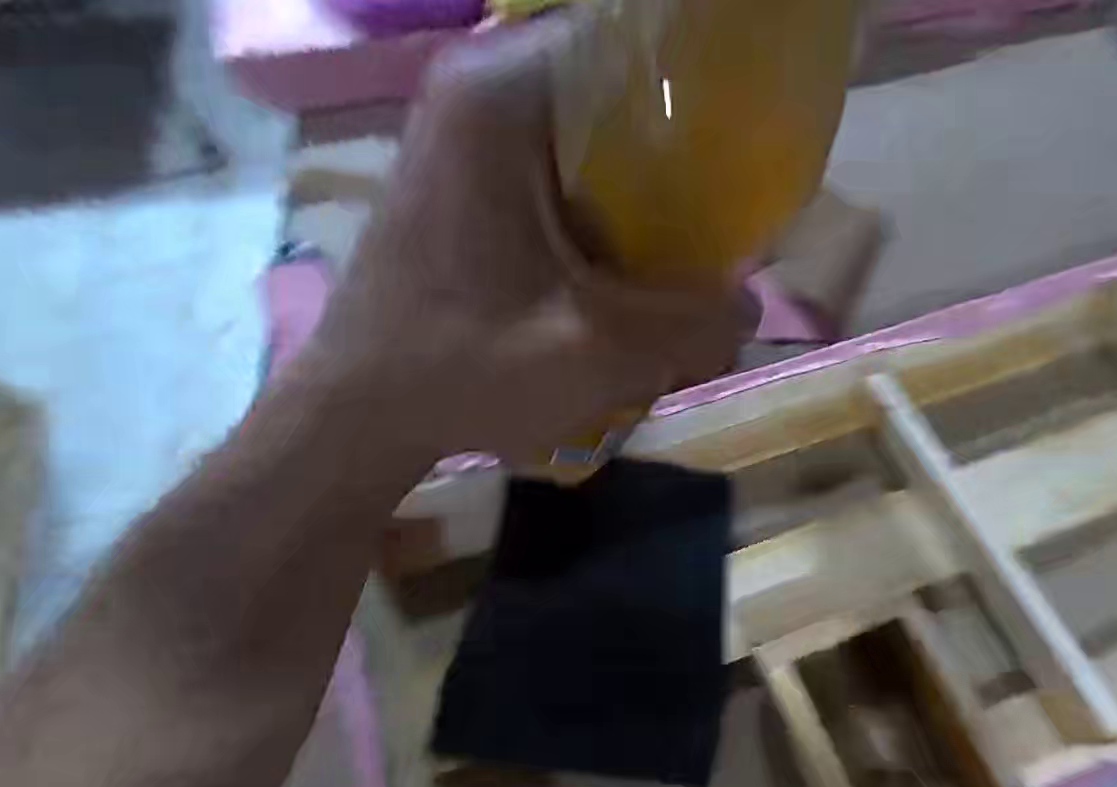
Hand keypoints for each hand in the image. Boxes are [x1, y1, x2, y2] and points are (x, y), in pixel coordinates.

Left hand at [294, 16, 755, 467]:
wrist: (365, 409)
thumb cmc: (466, 370)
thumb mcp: (597, 353)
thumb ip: (690, 324)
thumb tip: (751, 305)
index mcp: (504, 100)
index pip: (632, 48)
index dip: (701, 97)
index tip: (744, 158)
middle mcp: (485, 96)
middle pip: (619, 99)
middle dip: (681, 164)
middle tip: (721, 229)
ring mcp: (475, 140)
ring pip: (598, 145)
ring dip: (648, 200)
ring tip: (681, 261)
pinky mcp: (477, 186)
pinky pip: (570, 179)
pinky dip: (613, 220)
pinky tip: (631, 276)